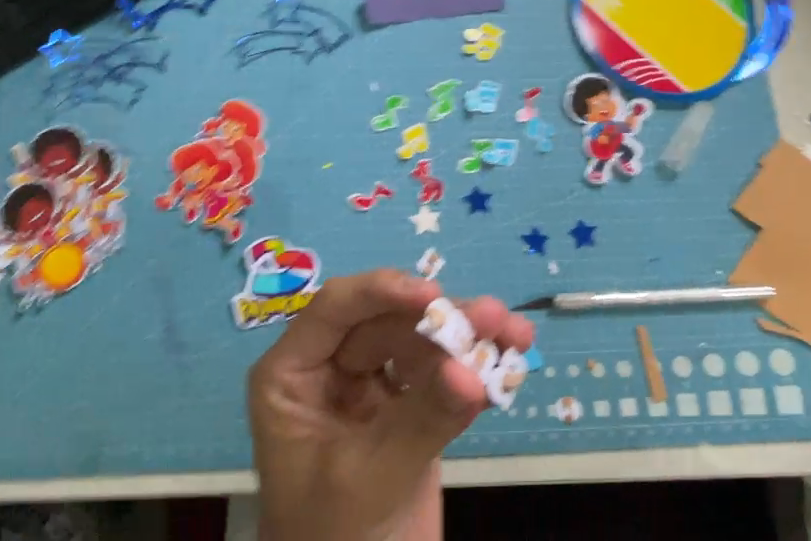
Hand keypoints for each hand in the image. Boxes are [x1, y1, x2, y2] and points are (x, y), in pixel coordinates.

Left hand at [248, 270, 533, 540]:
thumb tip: (472, 371)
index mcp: (294, 374)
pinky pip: (441, 381)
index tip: (432, 294)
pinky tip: (509, 368)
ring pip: (420, 346)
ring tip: (516, 334)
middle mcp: (331, 370)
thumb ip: (421, 419)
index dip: (381, 292)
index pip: (335, 311)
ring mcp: (372, 391)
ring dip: (468, 339)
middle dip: (441, 318)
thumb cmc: (330, 536)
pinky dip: (475, 374)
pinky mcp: (408, 414)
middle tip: (495, 315)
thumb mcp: (369, 474)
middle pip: (387, 323)